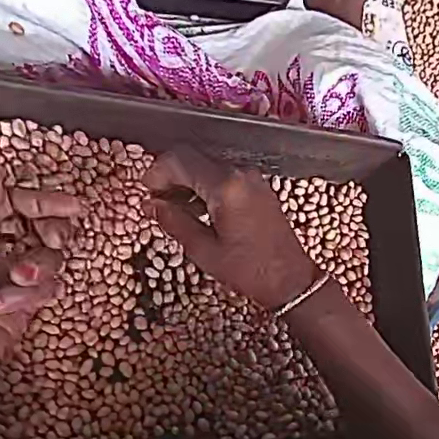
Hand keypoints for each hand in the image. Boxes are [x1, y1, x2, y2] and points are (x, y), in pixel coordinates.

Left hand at [0, 166, 80, 438]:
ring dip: (36, 266)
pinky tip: (3, 304)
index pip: (11, 203)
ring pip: (47, 258)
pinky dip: (30, 294)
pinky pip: (47, 289)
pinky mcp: (24, 305)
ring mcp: (8, 278)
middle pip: (38, 227)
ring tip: (16, 278)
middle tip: (55, 238)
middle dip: (51, 231)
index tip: (71, 205)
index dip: (41, 201)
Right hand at [142, 148, 317, 308]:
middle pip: (194, 157)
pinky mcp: (259, 188)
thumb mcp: (204, 251)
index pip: (180, 159)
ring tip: (175, 209)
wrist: (291, 281)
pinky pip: (225, 177)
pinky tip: (199, 210)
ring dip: (188, 180)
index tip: (147, 191)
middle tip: (157, 201)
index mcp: (226, 186)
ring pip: (209, 165)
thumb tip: (151, 205)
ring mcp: (253, 179)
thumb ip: (174, 222)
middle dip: (170, 175)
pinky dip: (207, 186)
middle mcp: (241, 174)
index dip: (156, 172)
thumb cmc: (250, 271)